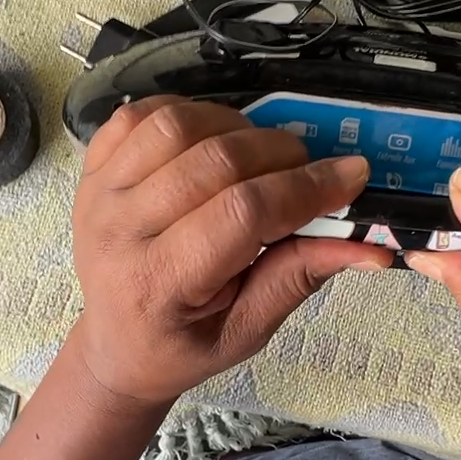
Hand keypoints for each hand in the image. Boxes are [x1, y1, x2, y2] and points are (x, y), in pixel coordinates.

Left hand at [70, 96, 391, 403]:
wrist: (116, 343)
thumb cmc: (184, 345)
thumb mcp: (248, 330)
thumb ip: (299, 278)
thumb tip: (368, 246)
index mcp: (159, 284)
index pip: (240, 214)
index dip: (304, 188)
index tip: (352, 176)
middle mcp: (119, 231)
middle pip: (214, 161)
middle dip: (281, 156)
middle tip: (309, 171)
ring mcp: (99, 193)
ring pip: (178, 125)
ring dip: (237, 128)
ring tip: (261, 156)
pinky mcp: (93, 169)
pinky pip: (143, 114)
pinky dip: (191, 114)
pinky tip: (215, 139)